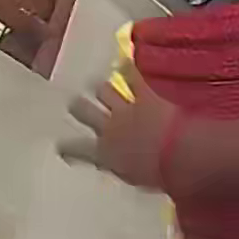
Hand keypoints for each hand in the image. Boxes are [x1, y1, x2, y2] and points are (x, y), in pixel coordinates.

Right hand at [59, 63, 179, 191]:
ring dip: (100, 87)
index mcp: (103, 154)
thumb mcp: (133, 178)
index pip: (77, 150)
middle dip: (78, 107)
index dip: (67, 148)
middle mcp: (108, 128)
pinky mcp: (144, 95)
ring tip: (94, 82)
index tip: (60, 146)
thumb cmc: (159, 175)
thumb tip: (116, 166)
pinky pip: (133, 77)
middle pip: (84, 112)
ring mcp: (125, 108)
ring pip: (103, 91)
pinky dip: (128, 67)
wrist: (178, 154)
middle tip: (74, 103)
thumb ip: (120, 168)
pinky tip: (124, 60)